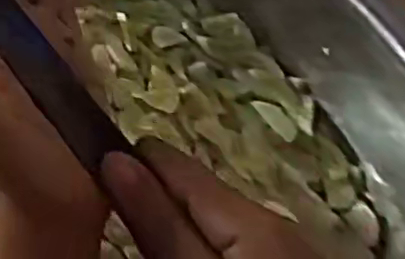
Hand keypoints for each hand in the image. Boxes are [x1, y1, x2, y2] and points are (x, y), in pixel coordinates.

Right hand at [102, 140, 322, 258]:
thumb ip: (159, 222)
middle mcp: (277, 222)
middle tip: (138, 245)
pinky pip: (244, 250)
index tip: (106, 199)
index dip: (128, 170)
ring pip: (216, 224)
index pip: (161, 156)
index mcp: (249, 216)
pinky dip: (218, 256)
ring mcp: (299, 253)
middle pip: (190, 191)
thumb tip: (112, 157)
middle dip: (160, 210)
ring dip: (187, 239)